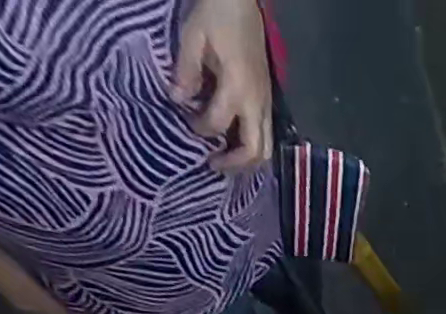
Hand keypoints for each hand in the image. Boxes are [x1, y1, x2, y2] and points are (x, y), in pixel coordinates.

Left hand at [172, 0, 273, 171]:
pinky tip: (236, 145)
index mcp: (238, 88)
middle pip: (254, 150)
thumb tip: (177, 99)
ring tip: (227, 161)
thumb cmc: (216, 18)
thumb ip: (187, 71)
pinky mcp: (268, 105)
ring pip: (265, 149)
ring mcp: (266, 107)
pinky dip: (252, 148)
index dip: (200, 128)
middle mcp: (257, 105)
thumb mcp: (193, 39)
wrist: (243, 6)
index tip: (185, 125)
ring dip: (247, 161)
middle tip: (212, 165)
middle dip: (233, 162)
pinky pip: (265, 137)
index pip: (218, 122)